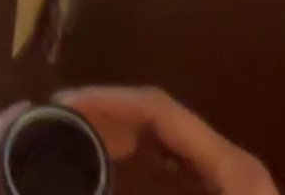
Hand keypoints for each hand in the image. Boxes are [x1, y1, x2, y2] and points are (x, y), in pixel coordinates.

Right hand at [55, 86, 276, 194]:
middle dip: (102, 113)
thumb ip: (130, 193)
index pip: (157, 109)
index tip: (60, 106)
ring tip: (69, 138)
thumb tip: (79, 182)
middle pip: (156, 115)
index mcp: (230, 169)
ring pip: (161, 136)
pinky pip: (171, 160)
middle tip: (53, 122)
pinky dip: (134, 155)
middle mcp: (231, 163)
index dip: (105, 100)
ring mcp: (230, 181)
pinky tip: (108, 166)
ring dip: (115, 132)